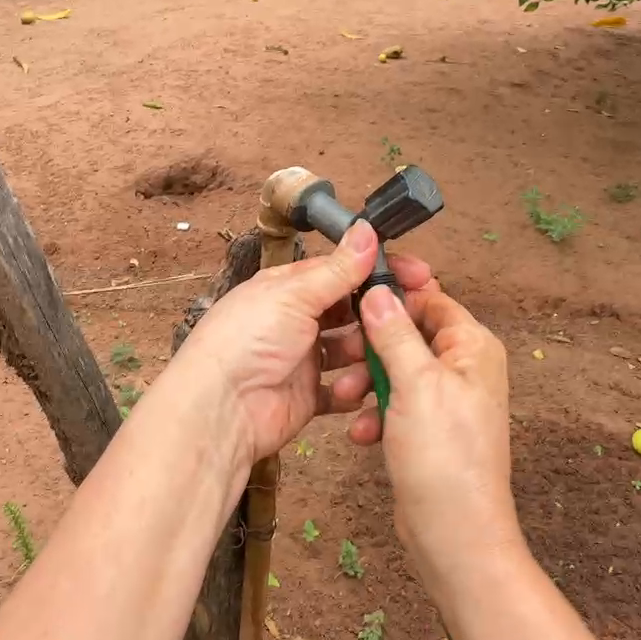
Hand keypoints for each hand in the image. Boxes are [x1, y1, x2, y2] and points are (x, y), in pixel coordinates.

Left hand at [170, 221, 434, 465]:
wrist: (221, 409)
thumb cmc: (247, 341)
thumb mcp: (295, 295)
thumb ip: (337, 269)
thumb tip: (366, 230)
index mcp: (288, 287)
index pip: (342, 271)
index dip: (379, 271)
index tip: (419, 275)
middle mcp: (296, 319)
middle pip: (351, 311)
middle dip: (378, 316)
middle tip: (410, 319)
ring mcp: (302, 358)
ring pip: (351, 350)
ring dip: (364, 355)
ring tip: (368, 361)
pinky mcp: (307, 395)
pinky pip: (341, 390)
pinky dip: (351, 391)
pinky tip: (354, 392)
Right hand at [349, 285, 521, 584]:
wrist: (455, 537)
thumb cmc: (445, 457)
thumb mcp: (415, 384)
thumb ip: (395, 333)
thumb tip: (378, 291)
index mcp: (472, 347)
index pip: (431, 300)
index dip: (394, 297)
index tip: (354, 300)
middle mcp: (464, 367)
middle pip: (408, 334)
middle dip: (373, 348)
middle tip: (344, 357)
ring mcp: (446, 399)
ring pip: (396, 370)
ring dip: (368, 383)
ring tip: (347, 400)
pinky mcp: (429, 428)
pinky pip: (396, 404)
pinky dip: (377, 414)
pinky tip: (361, 434)